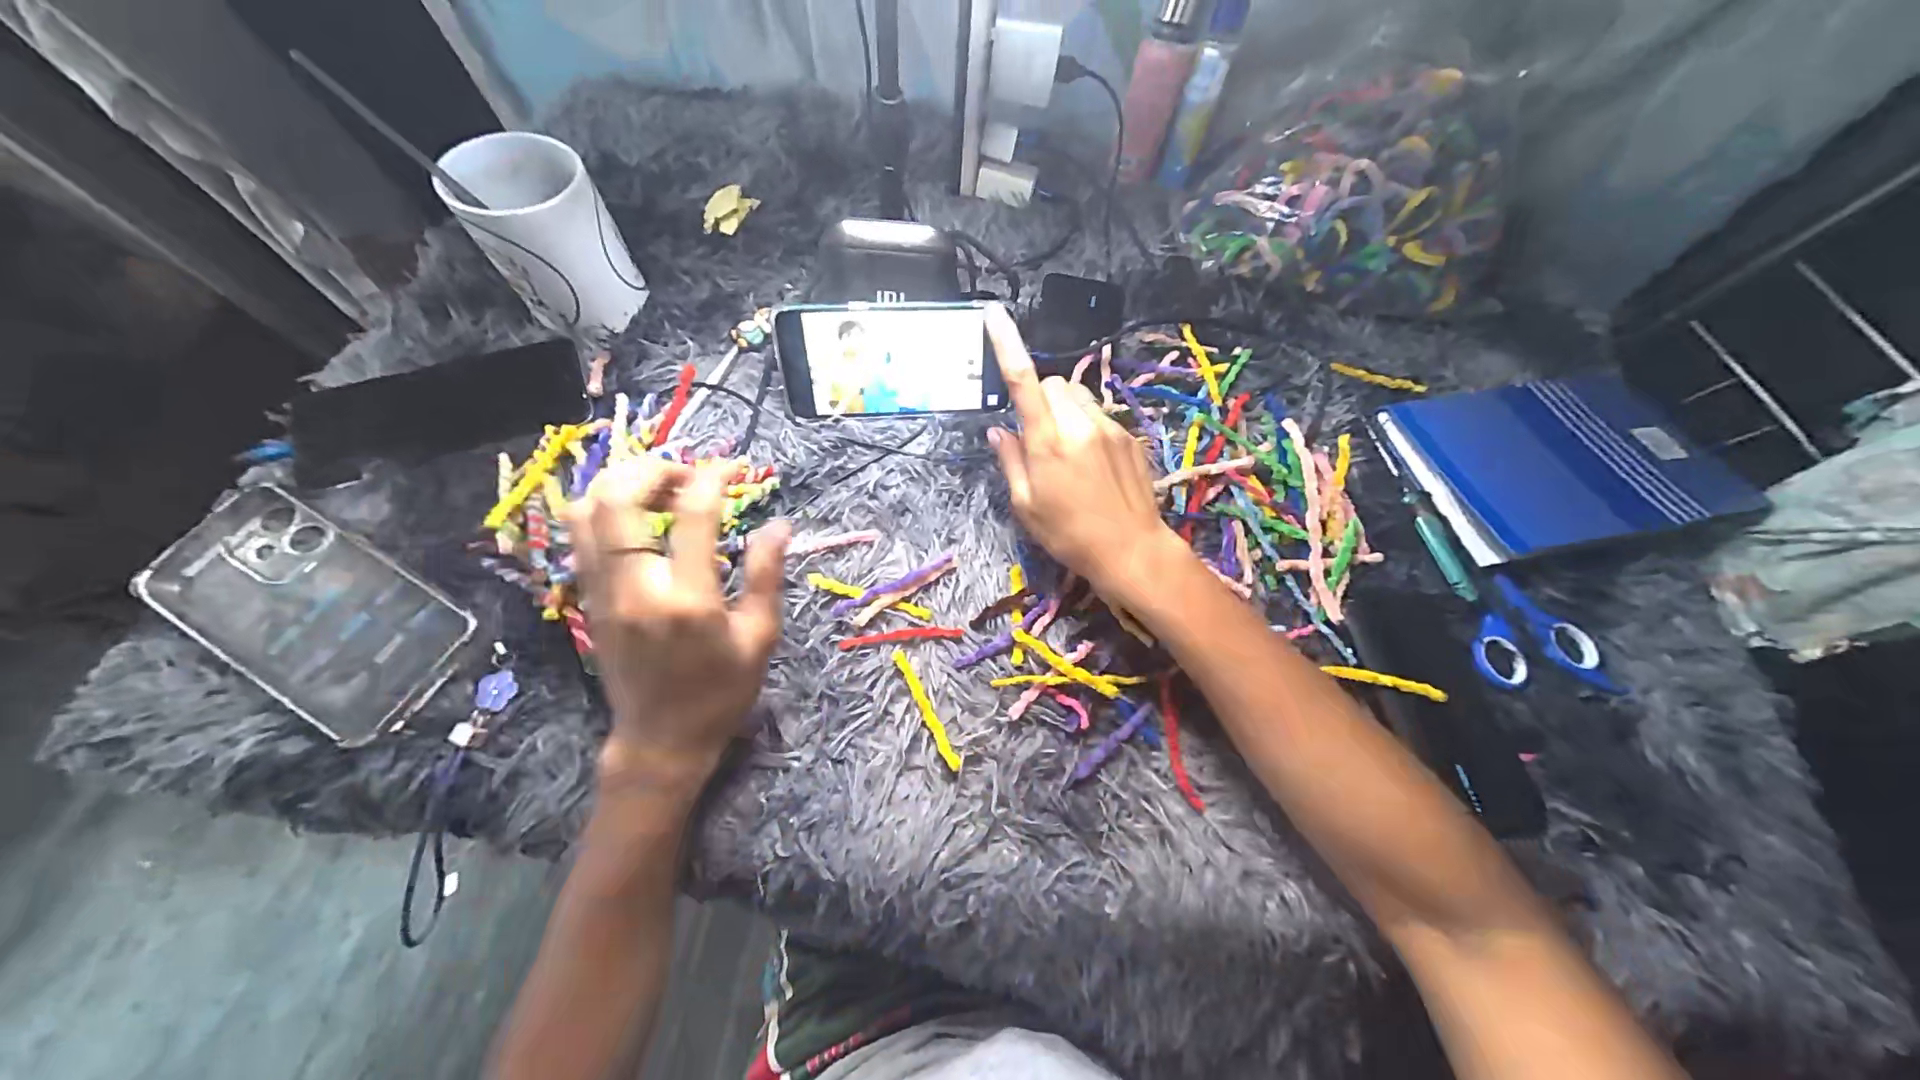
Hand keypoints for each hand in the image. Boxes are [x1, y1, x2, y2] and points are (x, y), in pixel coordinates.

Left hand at [565, 457, 790, 794]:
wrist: (660, 739)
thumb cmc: (721, 692)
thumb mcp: (759, 638)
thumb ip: (766, 575)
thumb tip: (779, 524)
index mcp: (688, 600)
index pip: (693, 515)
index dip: (714, 477)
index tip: (734, 467)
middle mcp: (636, 589)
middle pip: (619, 499)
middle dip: (653, 468)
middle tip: (687, 472)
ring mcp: (603, 593)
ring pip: (587, 512)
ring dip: (621, 484)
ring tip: (659, 487)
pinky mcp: (589, 599)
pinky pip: (580, 536)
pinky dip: (604, 508)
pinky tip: (637, 515)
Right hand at [984, 303, 1179, 595]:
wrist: (1131, 550)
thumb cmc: (1069, 535)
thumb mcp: (1026, 506)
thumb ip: (1010, 462)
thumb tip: (997, 431)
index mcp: (1047, 443)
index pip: (1023, 382)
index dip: (1007, 345)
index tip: (995, 314)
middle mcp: (1079, 425)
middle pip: (1053, 382)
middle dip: (1040, 397)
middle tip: (1037, 435)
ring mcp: (1109, 428)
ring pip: (1077, 395)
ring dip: (1063, 409)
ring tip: (1066, 448)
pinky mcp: (1129, 437)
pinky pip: (1099, 414)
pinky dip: (1086, 425)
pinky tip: (1092, 461)